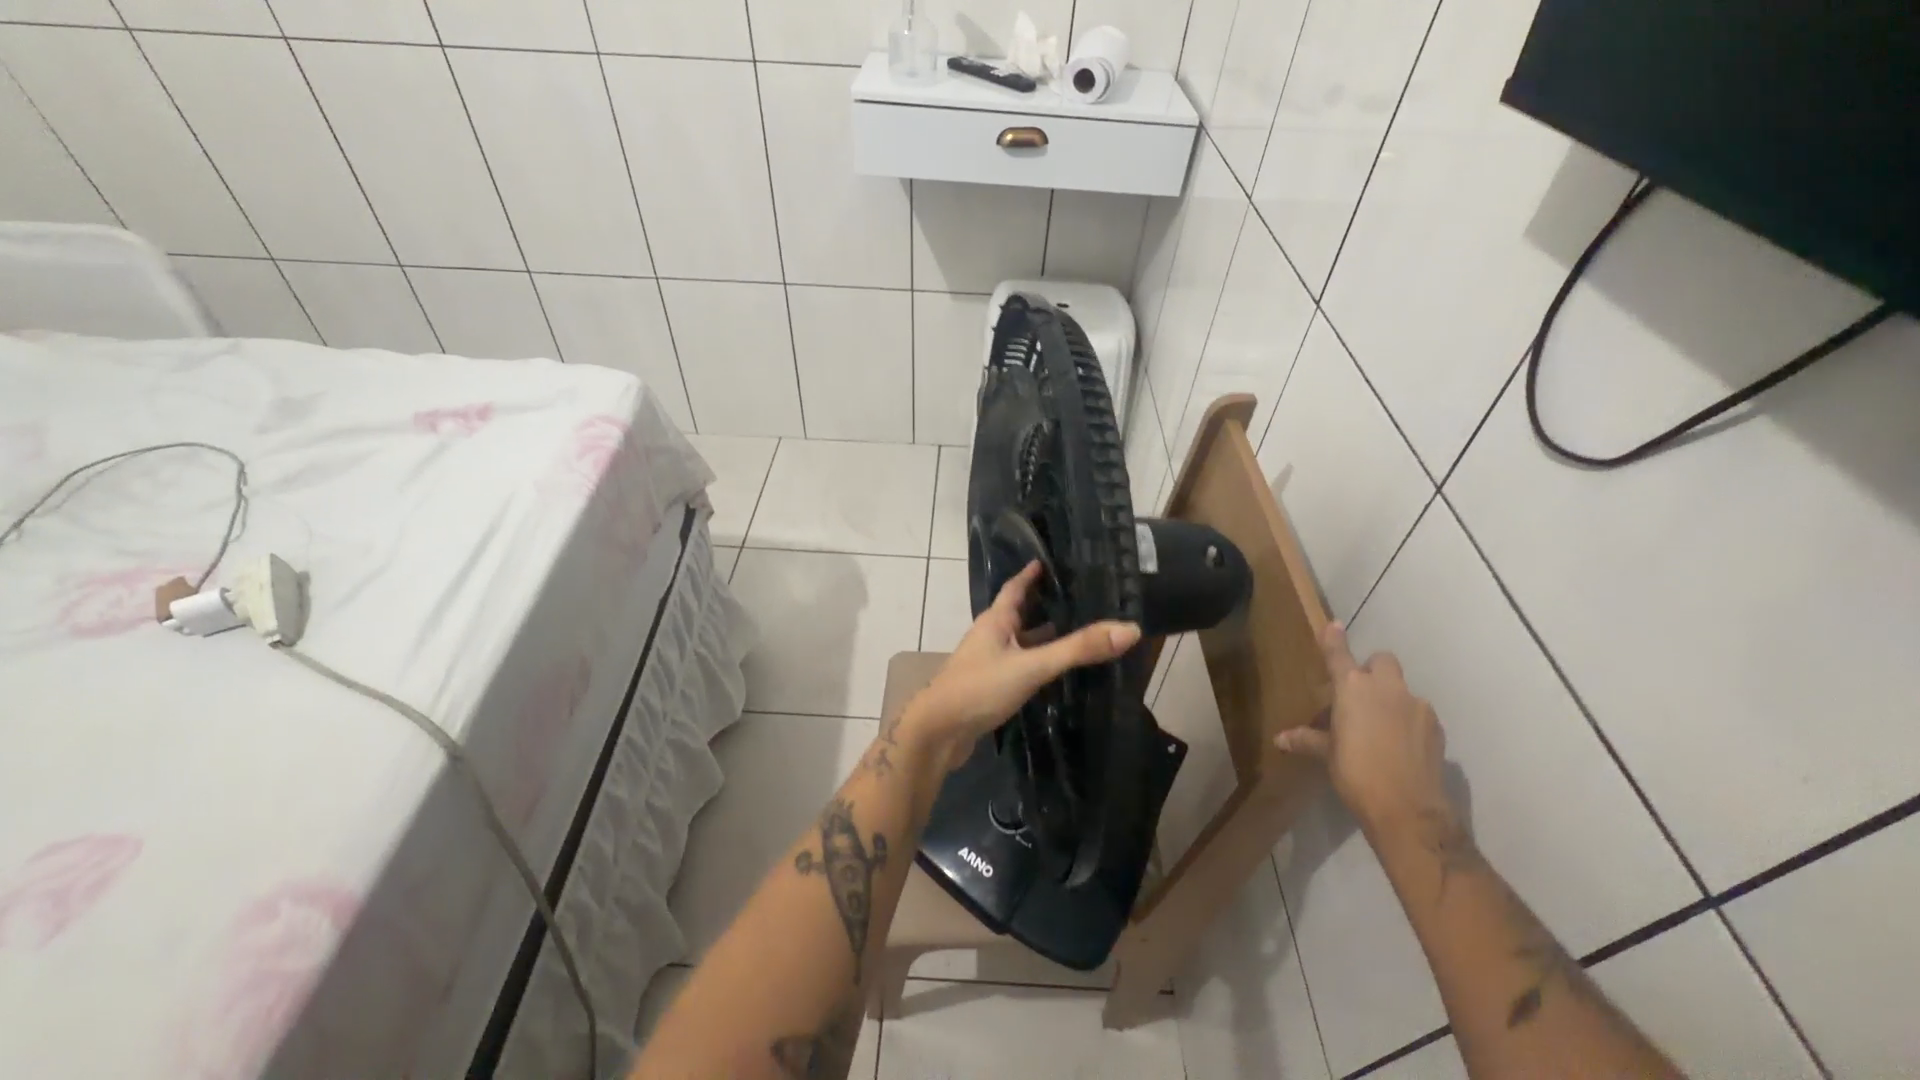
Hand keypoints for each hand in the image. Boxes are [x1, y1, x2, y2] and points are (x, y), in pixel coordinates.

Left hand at [904, 561, 1140, 773]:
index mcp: (996, 621)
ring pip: (1021, 643)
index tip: (1051, 561)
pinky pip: (1019, 668)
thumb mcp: (1032, 666)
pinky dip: (1038, 664)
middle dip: (1046, 605)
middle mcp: (991, 637)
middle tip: (1081, 597)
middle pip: (1020, 614)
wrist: (937, 733)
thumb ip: (1078, 649)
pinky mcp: (990, 688)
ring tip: (1078, 632)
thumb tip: (1130, 629)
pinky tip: (1056, 672)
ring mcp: (988, 664)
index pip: (1015, 588)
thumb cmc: (979, 688)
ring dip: (1044, 637)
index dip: (1031, 574)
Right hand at [1274, 622, 1451, 836]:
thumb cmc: (1356, 774)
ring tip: (1380, 730)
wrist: (1408, 808)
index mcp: (1353, 689)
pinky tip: (1400, 747)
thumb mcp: (1326, 755)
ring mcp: (1416, 706)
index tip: (1333, 626)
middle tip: (1359, 695)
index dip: (1333, 639)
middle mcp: (1387, 688)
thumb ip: (1307, 740)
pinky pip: (1418, 714)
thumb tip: (1281, 739)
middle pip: (1381, 662)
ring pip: (1402, 690)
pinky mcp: (1436, 727)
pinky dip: (1407, 722)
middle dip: (1371, 670)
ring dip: (1390, 700)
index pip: (1339, 654)